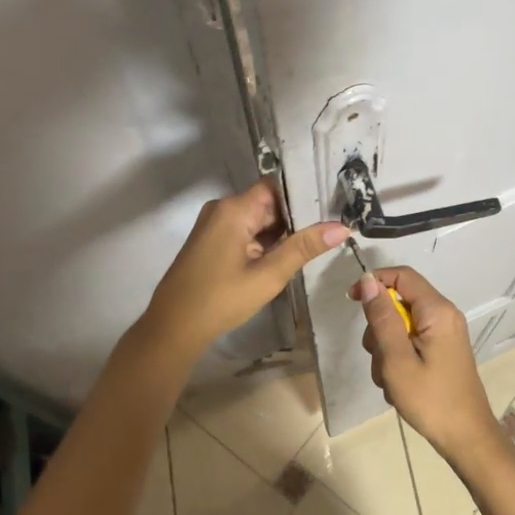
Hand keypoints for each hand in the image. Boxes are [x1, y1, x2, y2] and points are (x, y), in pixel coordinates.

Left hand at [144, 179, 347, 354]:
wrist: (173, 327)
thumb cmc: (221, 299)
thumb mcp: (268, 275)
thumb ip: (304, 248)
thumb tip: (341, 227)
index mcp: (234, 209)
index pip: (276, 187)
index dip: (304, 193)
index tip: (333, 202)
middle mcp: (223, 208)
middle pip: (269, 203)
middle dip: (297, 216)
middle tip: (334, 225)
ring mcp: (215, 225)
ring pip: (259, 219)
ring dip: (283, 232)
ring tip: (320, 239)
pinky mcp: (212, 241)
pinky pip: (246, 232)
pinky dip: (266, 241)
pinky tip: (289, 254)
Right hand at [351, 266, 500, 459]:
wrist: (465, 436)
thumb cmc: (430, 399)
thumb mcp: (397, 359)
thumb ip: (382, 318)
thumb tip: (368, 280)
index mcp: (438, 311)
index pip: (402, 276)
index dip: (374, 282)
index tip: (352, 300)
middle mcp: (444, 316)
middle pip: (398, 303)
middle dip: (379, 329)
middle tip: (380, 359)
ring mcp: (444, 334)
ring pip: (400, 327)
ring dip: (386, 350)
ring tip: (391, 379)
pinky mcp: (441, 351)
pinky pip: (410, 343)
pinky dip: (398, 360)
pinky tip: (401, 385)